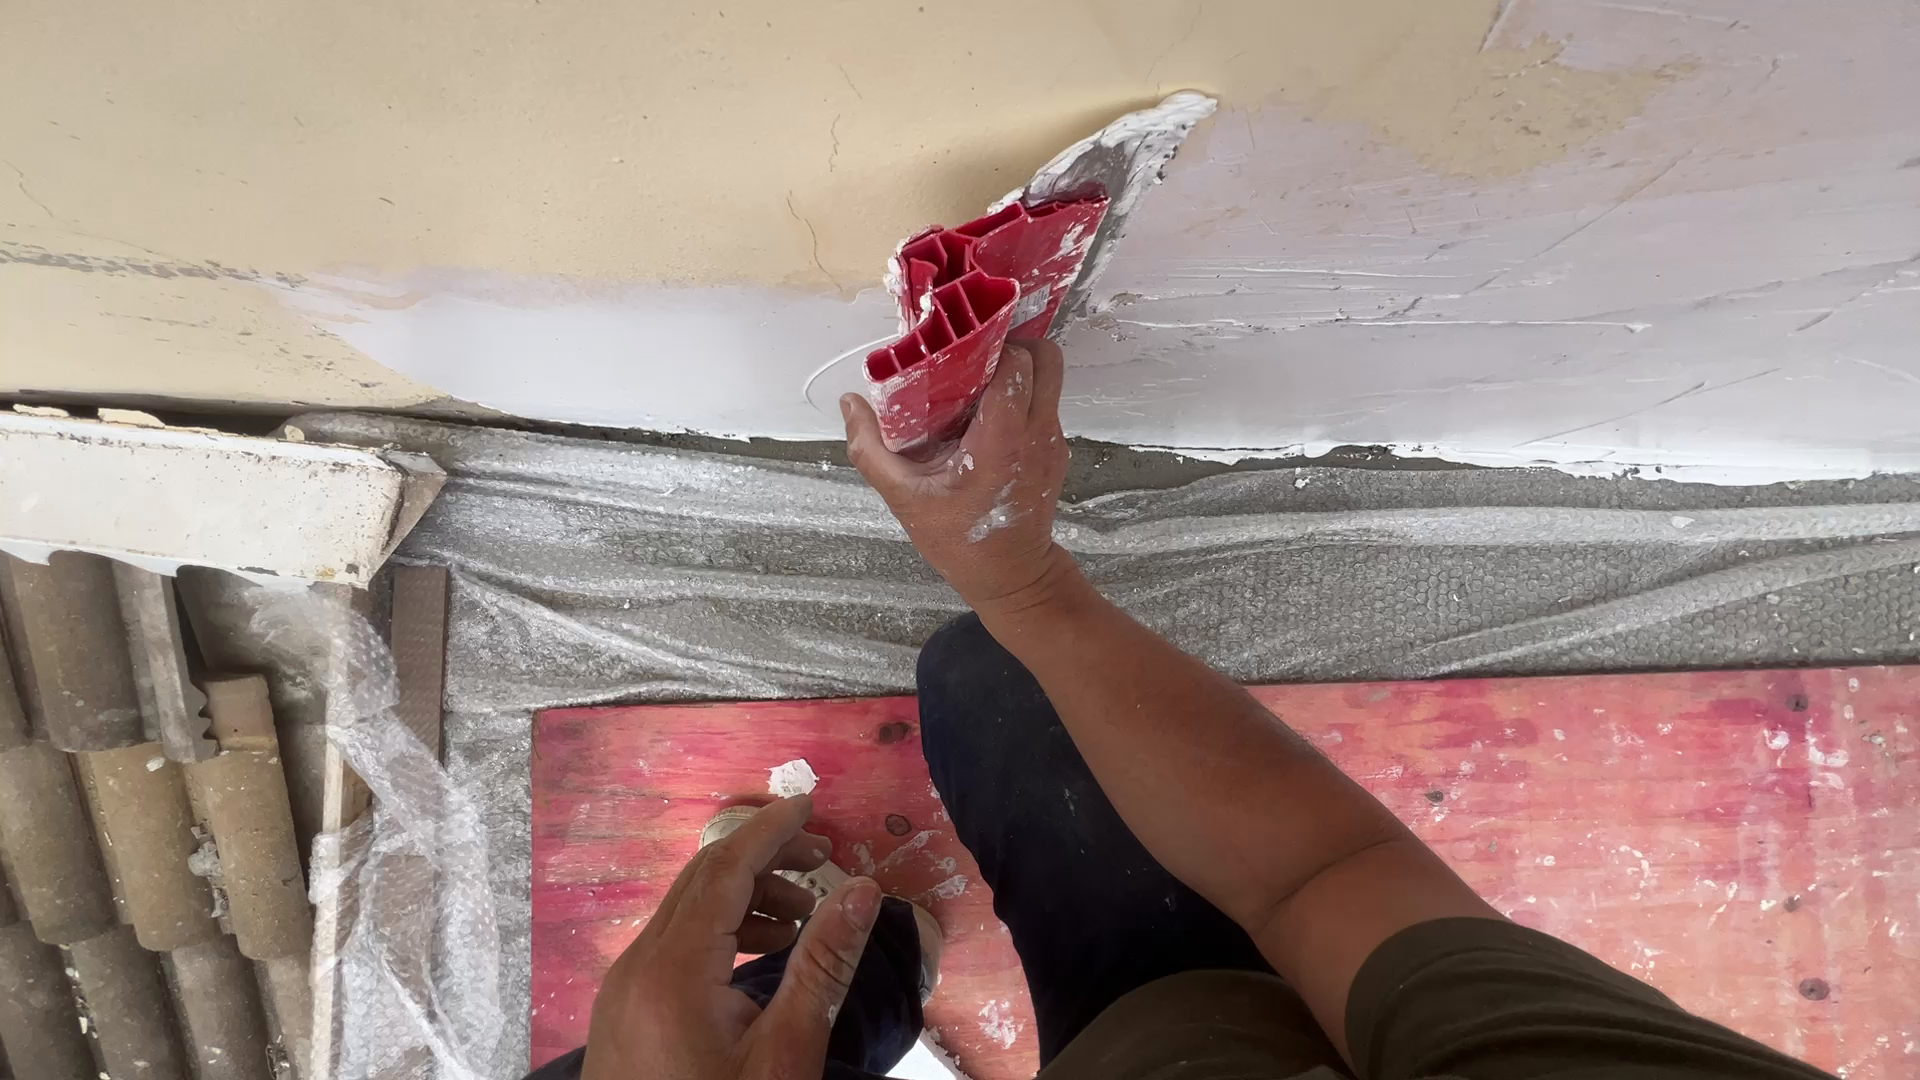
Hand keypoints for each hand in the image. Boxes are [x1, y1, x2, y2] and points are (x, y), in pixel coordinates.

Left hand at [581, 796, 882, 1079]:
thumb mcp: (785, 1055)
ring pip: (690, 905)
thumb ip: (823, 963)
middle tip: (825, 855)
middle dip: (767, 854)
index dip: (773, 828)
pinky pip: (678, 938)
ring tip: (805, 910)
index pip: (727, 866)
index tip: (814, 804)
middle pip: (705, 876)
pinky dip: (725, 925)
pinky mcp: (627, 1007)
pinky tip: (764, 947)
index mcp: (673, 969)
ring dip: (749, 891)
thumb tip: (865, 887)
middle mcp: (639, 963)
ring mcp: (625, 986)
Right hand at [842, 339, 1079, 612]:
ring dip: (1016, 371)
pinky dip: (1020, 397)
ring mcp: (1053, 440)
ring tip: (974, 383)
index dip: (990, 345)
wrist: (1013, 579)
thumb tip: (849, 402)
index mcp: (1004, 438)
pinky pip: (1044, 404)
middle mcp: (1038, 431)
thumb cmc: (959, 542)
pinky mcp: (1056, 451)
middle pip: (1046, 358)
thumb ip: (871, 448)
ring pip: (1049, 379)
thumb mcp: (904, 497)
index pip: (1017, 363)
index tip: (957, 349)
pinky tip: (983, 417)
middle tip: (972, 357)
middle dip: (1013, 345)